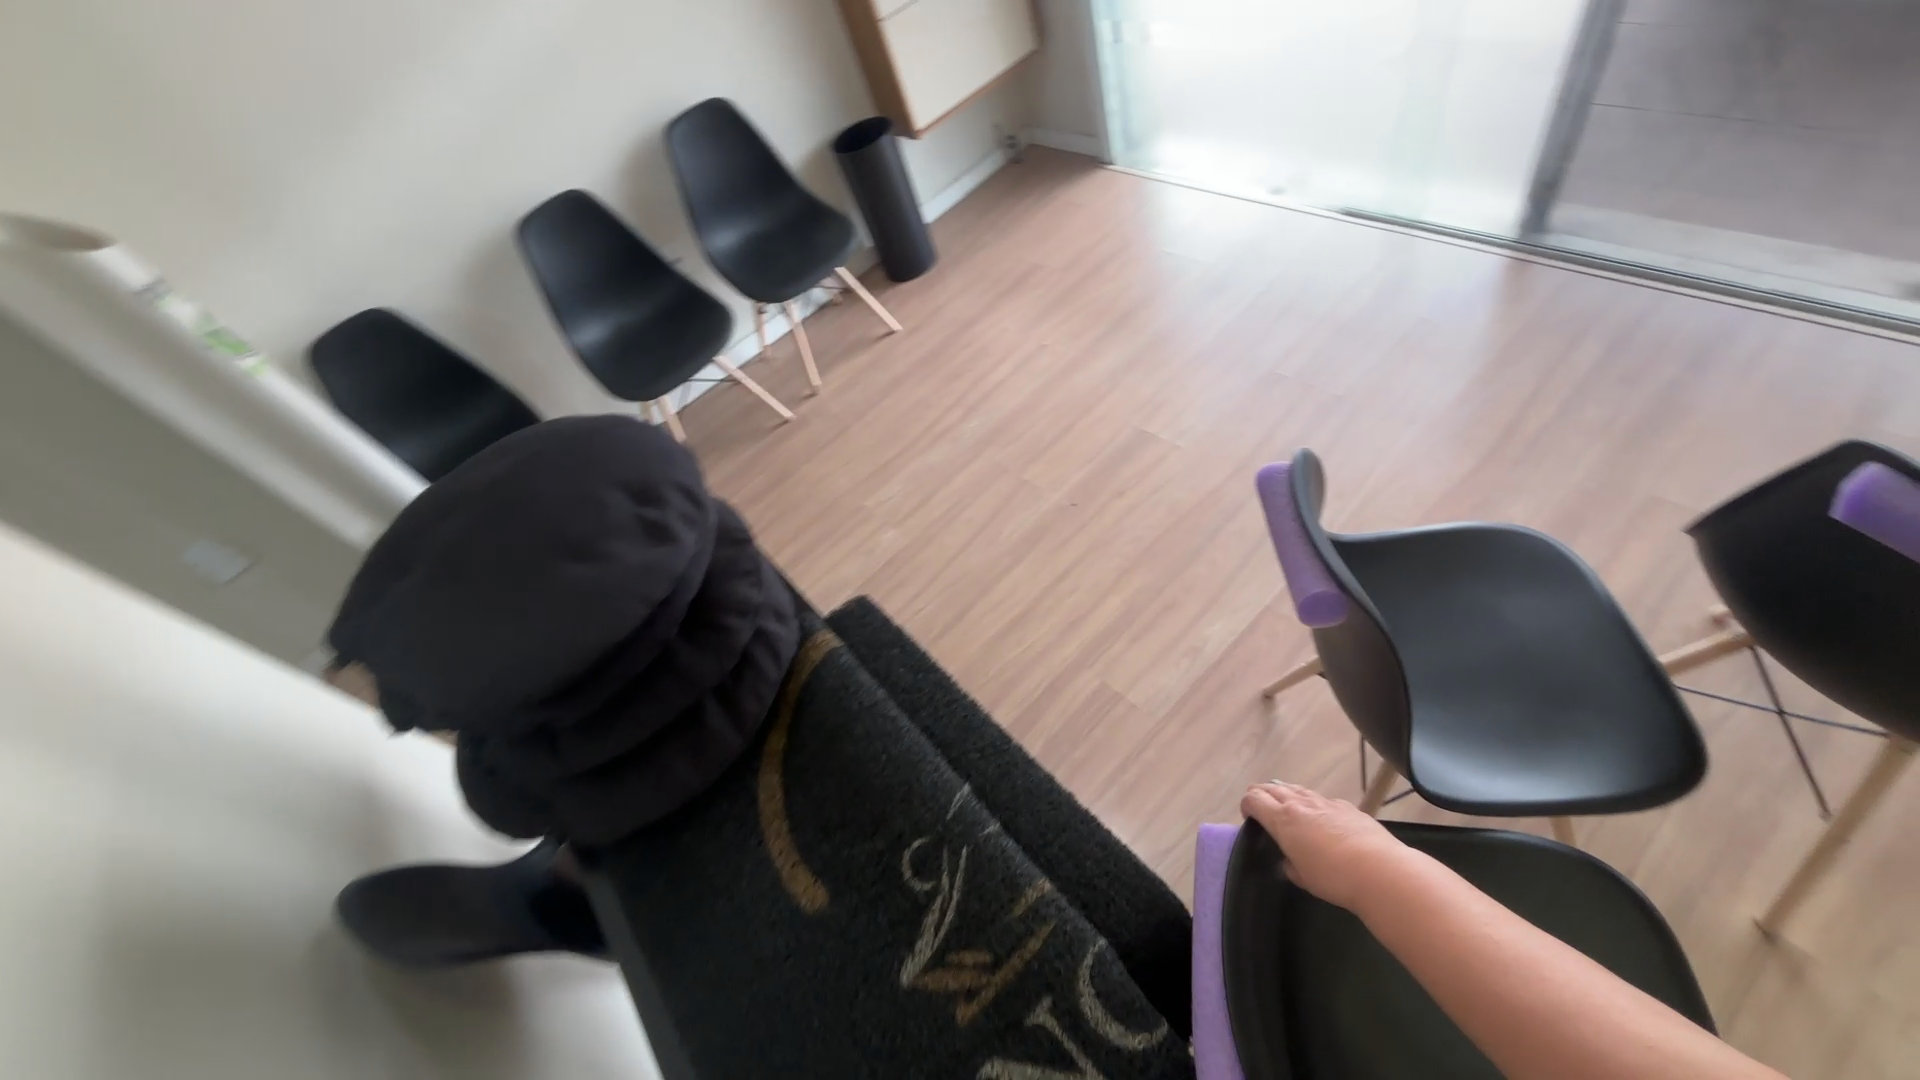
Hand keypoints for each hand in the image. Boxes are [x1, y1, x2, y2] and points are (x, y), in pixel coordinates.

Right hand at [1240, 781, 1414, 910]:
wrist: (1383, 872)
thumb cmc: (1335, 878)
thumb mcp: (1302, 877)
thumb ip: (1290, 864)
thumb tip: (1289, 860)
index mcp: (1283, 819)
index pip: (1254, 798)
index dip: (1247, 806)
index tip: (1249, 819)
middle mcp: (1300, 804)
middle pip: (1271, 787)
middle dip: (1262, 795)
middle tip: (1262, 811)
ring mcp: (1325, 802)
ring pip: (1296, 789)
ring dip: (1286, 795)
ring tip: (1289, 810)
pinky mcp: (1347, 807)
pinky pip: (1321, 799)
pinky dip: (1313, 804)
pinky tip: (1322, 820)